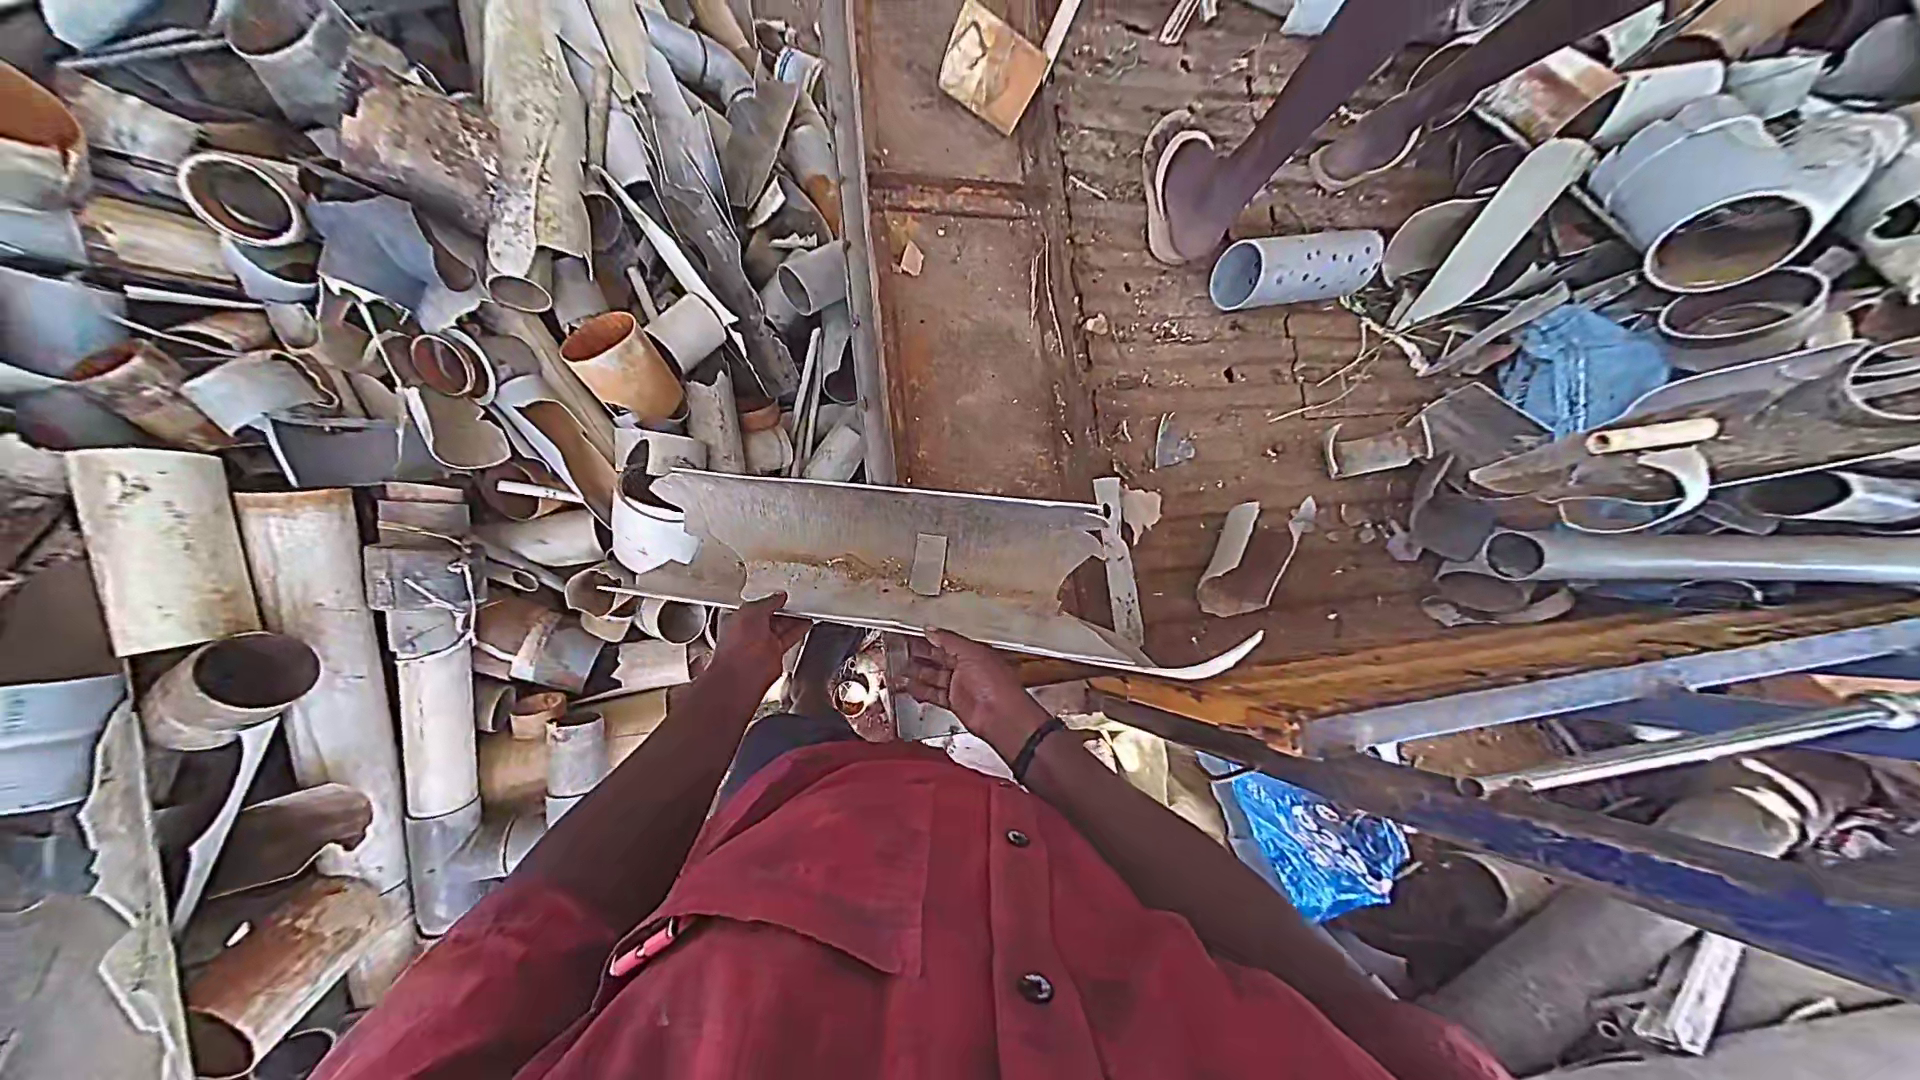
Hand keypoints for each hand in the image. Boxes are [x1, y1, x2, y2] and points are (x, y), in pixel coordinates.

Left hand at [706, 592, 809, 694]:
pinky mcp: (774, 654)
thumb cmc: (738, 645)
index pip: (757, 607)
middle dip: (784, 610)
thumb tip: (777, 597)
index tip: (781, 596)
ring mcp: (762, 644)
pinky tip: (805, 624)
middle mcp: (750, 633)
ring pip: (781, 628)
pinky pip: (788, 638)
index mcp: (739, 620)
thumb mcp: (752, 612)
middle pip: (771, 618)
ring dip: (794, 620)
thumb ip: (768, 602)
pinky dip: (798, 630)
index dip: (770, 601)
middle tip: (797, 603)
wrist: (743, 673)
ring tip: (805, 611)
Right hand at [897, 631, 1051, 759]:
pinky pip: (934, 694)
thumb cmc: (996, 684)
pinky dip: (921, 690)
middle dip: (919, 654)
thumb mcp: (970, 653)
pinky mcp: (955, 703)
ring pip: (933, 677)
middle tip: (900, 649)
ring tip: (898, 668)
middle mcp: (966, 668)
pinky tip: (909, 686)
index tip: (912, 635)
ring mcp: (960, 686)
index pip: (946, 641)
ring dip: (916, 673)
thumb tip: (932, 630)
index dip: (929, 638)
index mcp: (973, 652)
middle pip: (937, 659)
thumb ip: (948, 641)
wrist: (1001, 716)